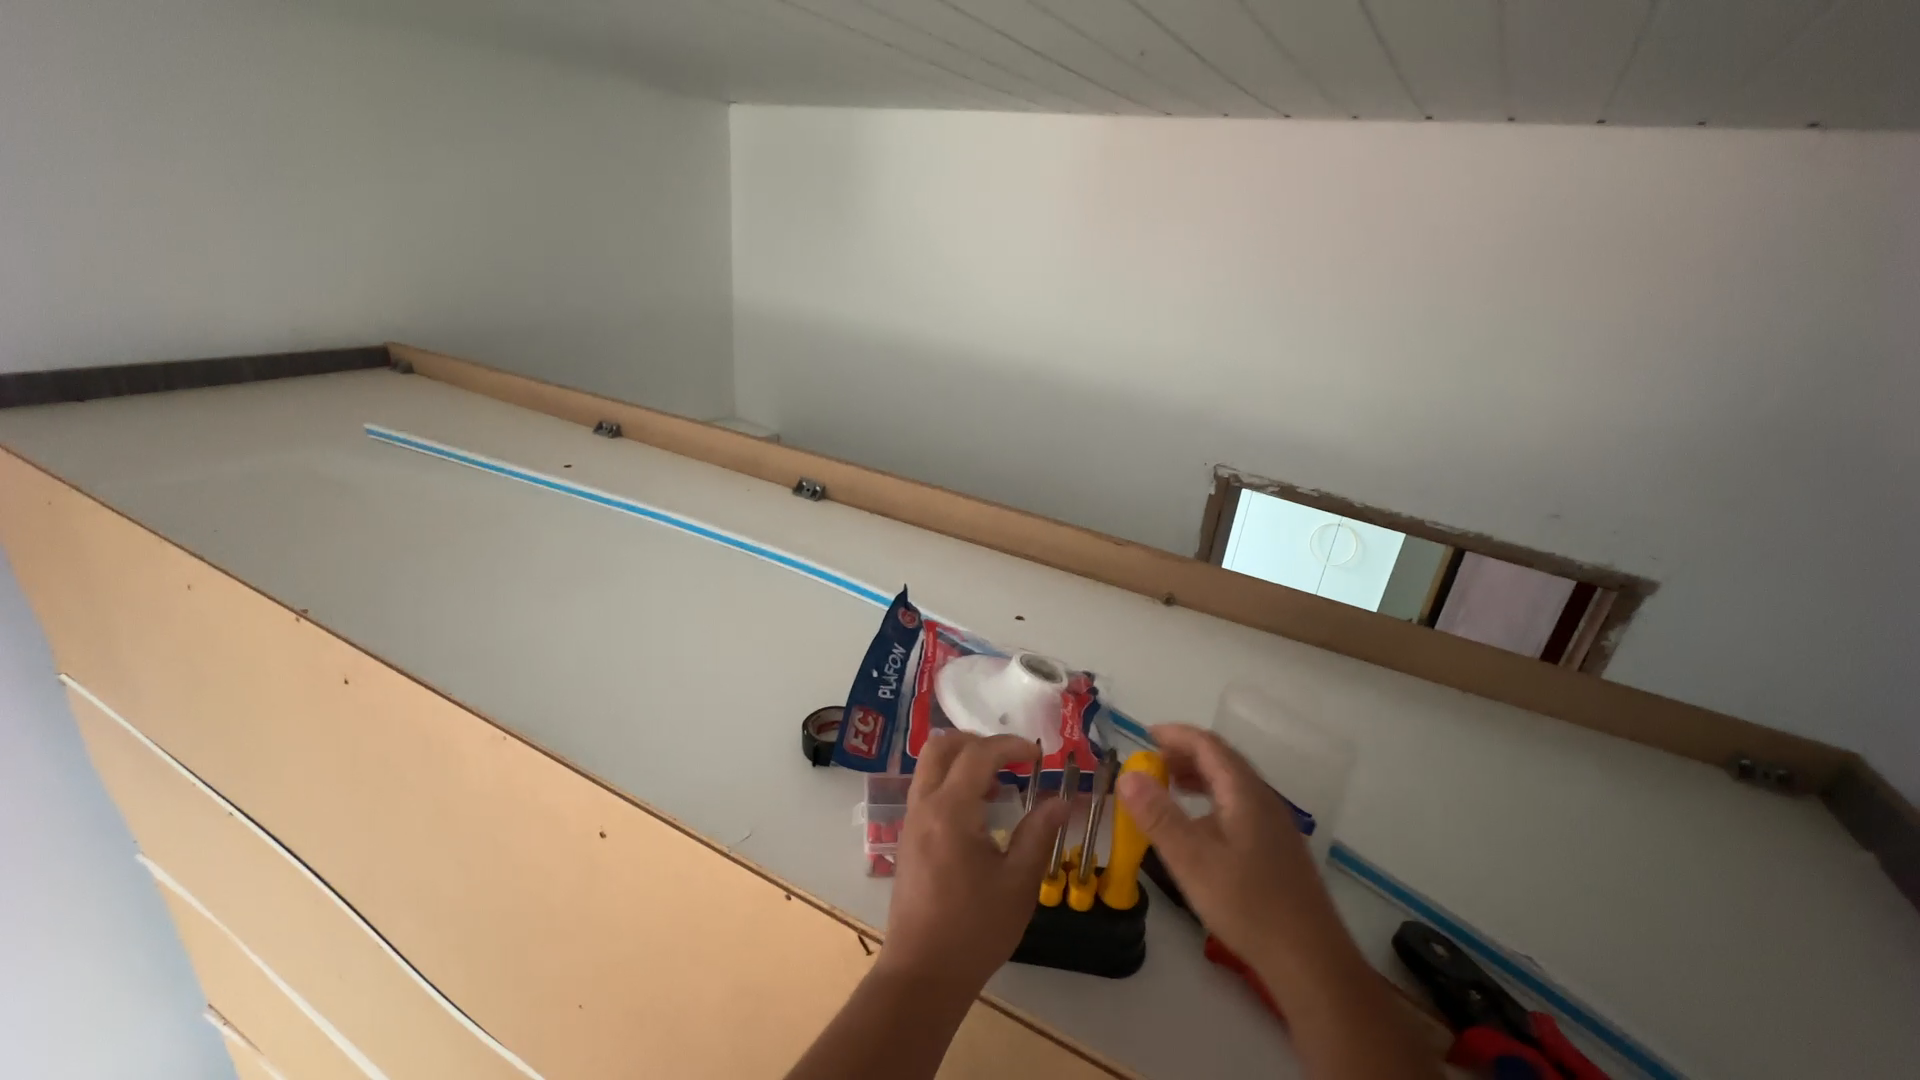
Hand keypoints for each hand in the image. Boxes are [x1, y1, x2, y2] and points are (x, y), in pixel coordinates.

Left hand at [878, 732, 1069, 992]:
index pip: (978, 755)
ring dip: (963, 762)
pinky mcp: (907, 840)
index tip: (1039, 756)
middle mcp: (924, 807)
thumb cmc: (975, 929)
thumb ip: (1039, 834)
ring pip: (930, 768)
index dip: (1010, 746)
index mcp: (950, 811)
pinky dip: (952, 783)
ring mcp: (910, 822)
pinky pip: (927, 791)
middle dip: (978, 742)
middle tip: (1012, 759)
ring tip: (1000, 784)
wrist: (923, 972)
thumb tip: (1061, 801)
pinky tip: (980, 812)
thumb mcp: (1019, 883)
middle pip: (941, 748)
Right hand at [1115, 723, 1340, 973]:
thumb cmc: (1247, 904)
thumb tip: (1127, 775)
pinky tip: (1198, 828)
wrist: (1309, 959)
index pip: (1208, 745)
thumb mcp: (1191, 860)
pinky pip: (1239, 806)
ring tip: (1167, 789)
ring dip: (1197, 778)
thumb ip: (1158, 815)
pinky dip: (1211, 801)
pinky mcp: (1277, 849)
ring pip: (1232, 785)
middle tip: (1149, 763)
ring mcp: (1275, 825)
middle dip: (1184, 755)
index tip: (1144, 734)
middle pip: (1222, 761)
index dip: (1175, 735)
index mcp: (1245, 793)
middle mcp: (1263, 800)